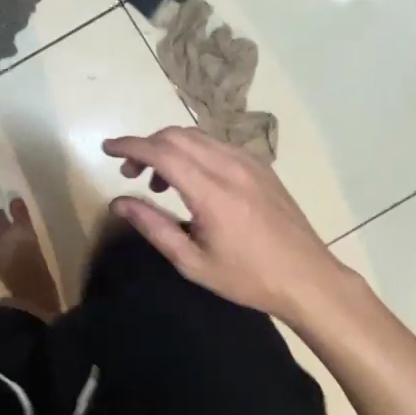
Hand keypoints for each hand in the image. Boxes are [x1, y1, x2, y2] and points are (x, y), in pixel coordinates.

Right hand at [103, 127, 356, 324]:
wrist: (308, 279)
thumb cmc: (247, 278)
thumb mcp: (192, 262)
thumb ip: (152, 227)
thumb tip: (118, 201)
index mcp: (211, 192)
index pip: (161, 152)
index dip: (130, 146)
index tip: (107, 149)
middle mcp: (229, 166)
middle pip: (175, 136)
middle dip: (146, 146)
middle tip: (130, 173)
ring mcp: (248, 162)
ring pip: (196, 136)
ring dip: (168, 147)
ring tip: (159, 181)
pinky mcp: (260, 166)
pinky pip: (216, 144)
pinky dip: (192, 151)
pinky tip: (191, 179)